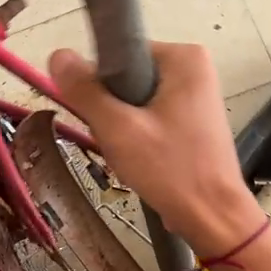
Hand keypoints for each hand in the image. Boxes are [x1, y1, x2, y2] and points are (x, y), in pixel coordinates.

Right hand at [49, 43, 260, 255]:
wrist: (213, 217)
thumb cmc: (171, 170)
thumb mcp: (119, 129)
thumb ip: (85, 91)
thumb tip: (57, 54)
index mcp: (183, 57)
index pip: (119, 54)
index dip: (100, 85)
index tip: (103, 117)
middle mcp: (193, 67)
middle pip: (126, 78)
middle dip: (113, 111)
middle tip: (119, 141)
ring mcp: (195, 95)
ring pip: (134, 101)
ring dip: (123, 128)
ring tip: (131, 154)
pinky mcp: (191, 120)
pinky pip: (148, 117)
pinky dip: (138, 137)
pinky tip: (142, 160)